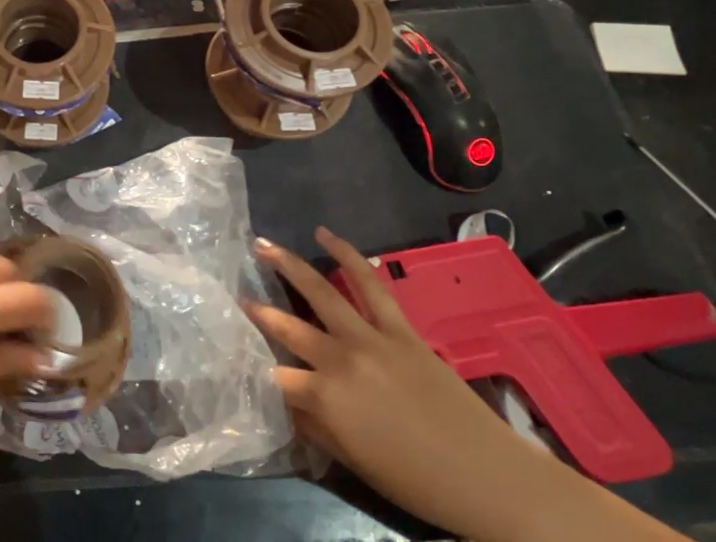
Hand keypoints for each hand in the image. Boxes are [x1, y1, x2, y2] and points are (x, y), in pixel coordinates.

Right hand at [246, 228, 590, 538]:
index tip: (229, 353)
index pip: (271, 376)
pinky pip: (370, 285)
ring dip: (288, 264)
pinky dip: (348, 256)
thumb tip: (284, 398)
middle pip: (286, 326)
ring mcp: (371, 338)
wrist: (486, 476)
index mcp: (324, 399)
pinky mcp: (401, 329)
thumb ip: (312, 423)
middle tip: (233, 293)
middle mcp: (340, 360)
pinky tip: (327, 236)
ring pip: (321, 291)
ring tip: (262, 245)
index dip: (248, 365)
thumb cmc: (413, 480)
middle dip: (256, 310)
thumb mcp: (350, 460)